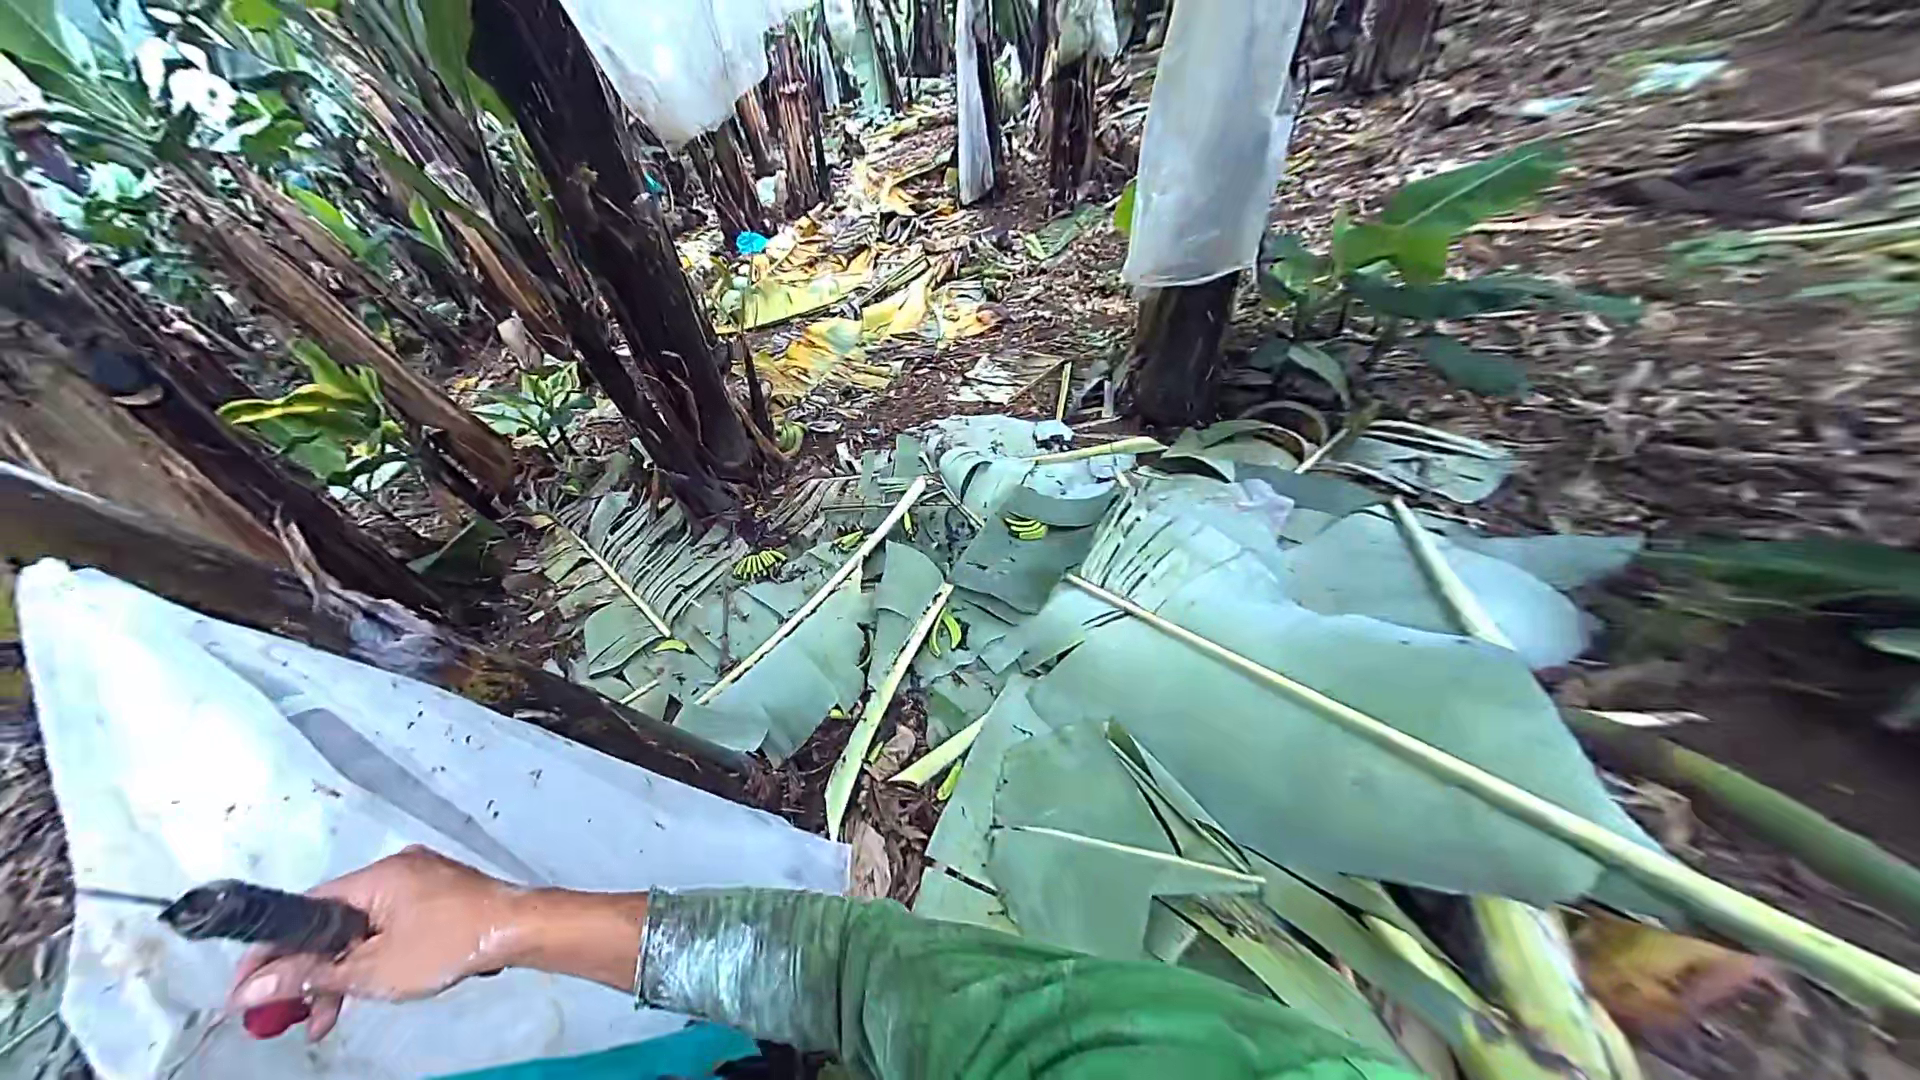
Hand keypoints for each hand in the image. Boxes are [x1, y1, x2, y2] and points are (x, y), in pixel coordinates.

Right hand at [226, 847, 523, 1041]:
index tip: (247, 992)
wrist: (517, 927)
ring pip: (361, 928)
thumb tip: (250, 990)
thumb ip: (308, 977)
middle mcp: (399, 869)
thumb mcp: (369, 969)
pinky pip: (390, 924)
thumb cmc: (448, 942)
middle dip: (306, 971)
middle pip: (332, 921)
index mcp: (380, 875)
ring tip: (324, 1020)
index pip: (304, 909)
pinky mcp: (439, 893)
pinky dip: (372, 955)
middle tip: (283, 1017)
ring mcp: (422, 879)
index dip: (270, 952)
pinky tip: (363, 991)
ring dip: (339, 972)